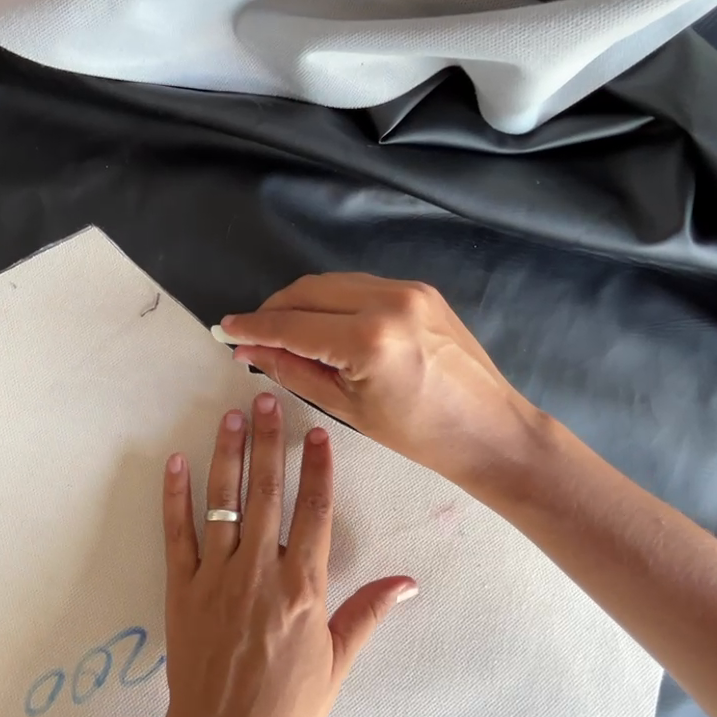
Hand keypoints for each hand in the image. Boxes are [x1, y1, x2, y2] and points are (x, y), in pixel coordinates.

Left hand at [69, 394, 413, 716]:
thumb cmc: (287, 711)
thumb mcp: (337, 664)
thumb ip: (367, 615)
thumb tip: (408, 583)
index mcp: (304, 588)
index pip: (316, 513)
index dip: (319, 470)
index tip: (319, 434)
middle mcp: (260, 572)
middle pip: (268, 494)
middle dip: (270, 442)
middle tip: (268, 399)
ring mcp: (216, 577)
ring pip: (223, 503)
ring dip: (227, 455)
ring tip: (230, 416)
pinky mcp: (181, 588)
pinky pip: (177, 533)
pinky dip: (175, 496)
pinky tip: (176, 463)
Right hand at [220, 274, 550, 490]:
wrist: (490, 430)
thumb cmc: (417, 434)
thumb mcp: (345, 407)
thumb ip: (292, 370)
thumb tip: (249, 349)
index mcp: (367, 339)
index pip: (291, 324)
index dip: (253, 326)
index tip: (225, 329)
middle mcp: (386, 301)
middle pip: (306, 291)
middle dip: (273, 309)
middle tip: (252, 335)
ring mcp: (407, 290)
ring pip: (330, 283)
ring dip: (301, 302)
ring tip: (286, 331)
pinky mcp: (420, 289)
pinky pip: (358, 285)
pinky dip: (331, 300)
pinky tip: (324, 324)